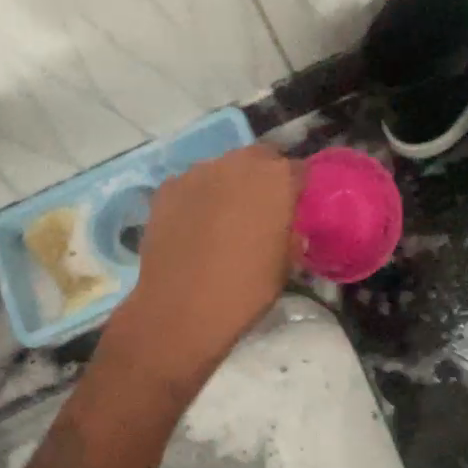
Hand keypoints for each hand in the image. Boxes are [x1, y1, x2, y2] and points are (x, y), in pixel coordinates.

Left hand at [106, 146, 302, 385]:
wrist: (181, 309)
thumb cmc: (246, 289)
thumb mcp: (287, 263)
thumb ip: (291, 232)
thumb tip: (288, 224)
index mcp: (277, 179)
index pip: (300, 169)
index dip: (300, 187)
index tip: (298, 207)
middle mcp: (238, 164)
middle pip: (260, 158)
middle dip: (264, 177)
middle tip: (263, 209)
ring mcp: (198, 172)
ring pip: (223, 168)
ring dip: (229, 184)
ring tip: (225, 218)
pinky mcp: (167, 188)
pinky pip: (192, 185)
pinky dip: (198, 198)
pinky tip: (195, 226)